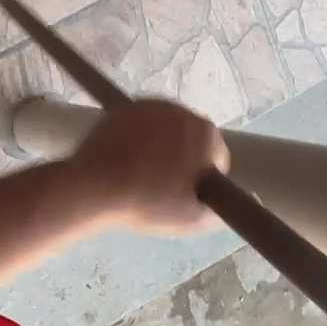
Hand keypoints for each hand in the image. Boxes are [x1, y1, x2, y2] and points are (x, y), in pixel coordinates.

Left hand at [67, 98, 228, 234]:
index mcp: (206, 133)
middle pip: (190, 139)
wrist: (91, 188)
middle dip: (182, 158)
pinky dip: (136, 138)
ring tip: (140, 173)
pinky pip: (139, 126)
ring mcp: (148, 106)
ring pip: (165, 130)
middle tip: (160, 185)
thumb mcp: (192, 219)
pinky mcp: (121, 109)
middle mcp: (181, 111)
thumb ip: (220, 209)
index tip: (182, 194)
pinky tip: (125, 158)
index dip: (202, 179)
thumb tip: (235, 200)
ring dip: (160, 146)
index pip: (216, 158)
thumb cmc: (145, 203)